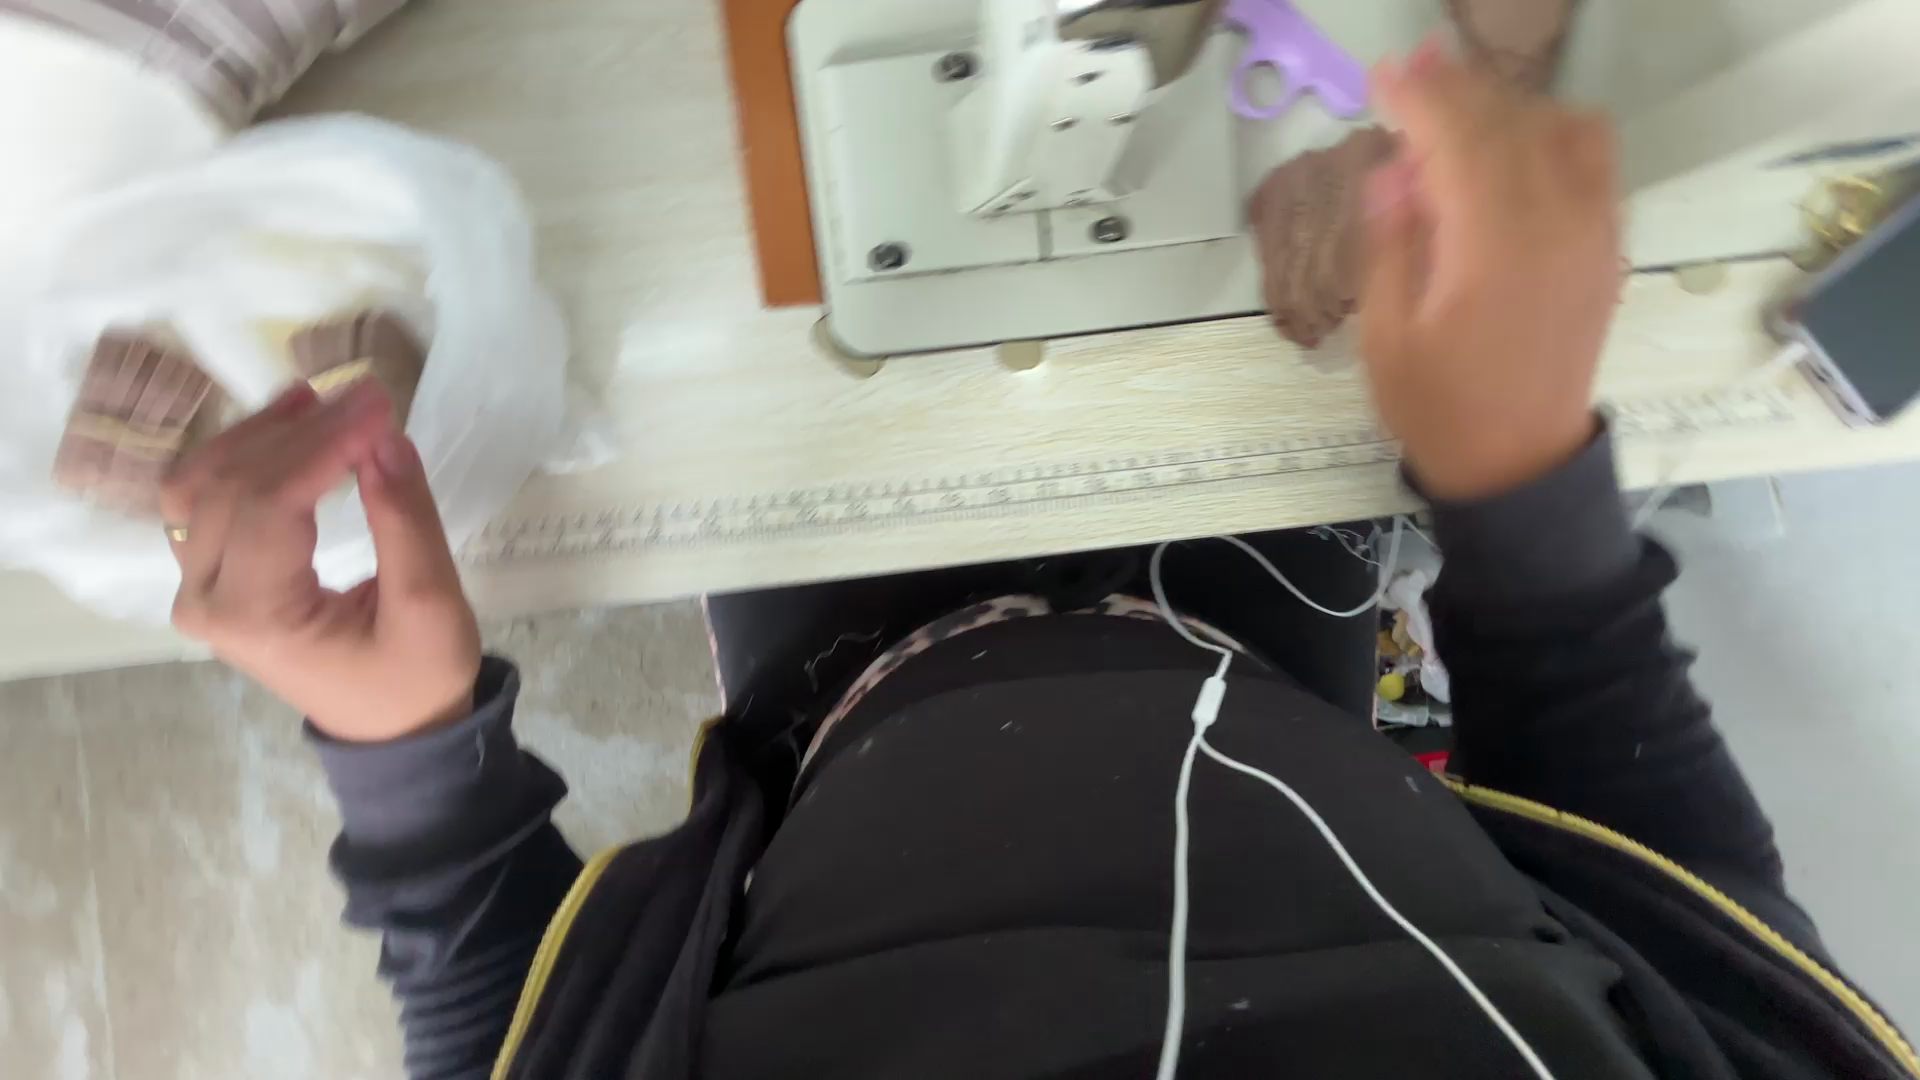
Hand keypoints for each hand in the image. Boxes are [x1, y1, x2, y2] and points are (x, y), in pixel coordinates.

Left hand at [162, 381, 481, 742]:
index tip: (380, 405)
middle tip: (366, 397)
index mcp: (257, 612)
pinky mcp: (219, 580)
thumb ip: (405, 521)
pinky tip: (284, 430)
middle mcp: (206, 597)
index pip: (271, 503)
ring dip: (258, 436)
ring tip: (317, 399)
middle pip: (228, 486)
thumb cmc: (420, 673)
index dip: (323, 445)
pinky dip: (245, 459)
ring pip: (202, 487)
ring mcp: (202, 589)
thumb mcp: (430, 601)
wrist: (398, 729)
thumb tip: (386, 441)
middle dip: (299, 432)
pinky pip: (208, 504)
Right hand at [1357, 41, 1620, 498]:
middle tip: (1413, 64)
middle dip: (1458, 88)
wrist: (1514, 457)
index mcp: (1491, 249)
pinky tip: (1512, 144)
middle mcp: (1556, 223)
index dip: (1419, 101)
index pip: (1458, 144)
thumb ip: (1391, 247)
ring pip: (1560, 130)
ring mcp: (1594, 230)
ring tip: (1455, 107)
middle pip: (1510, 124)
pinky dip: (1550, 132)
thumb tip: (1391, 172)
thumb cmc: (1433, 405)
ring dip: (1505, 106)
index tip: (1384, 72)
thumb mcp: (1385, 337)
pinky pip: (1593, 160)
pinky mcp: (1607, 244)